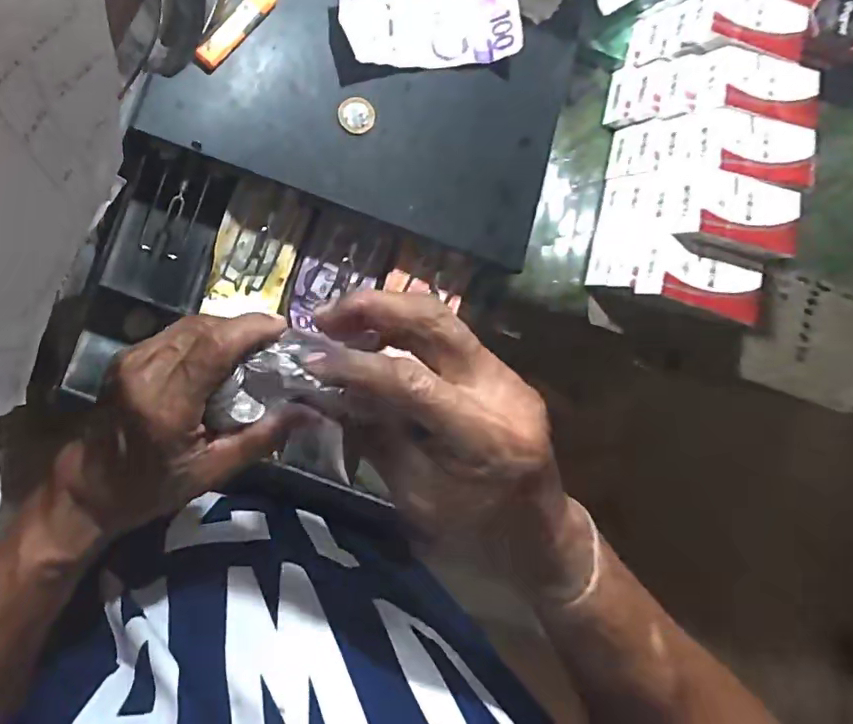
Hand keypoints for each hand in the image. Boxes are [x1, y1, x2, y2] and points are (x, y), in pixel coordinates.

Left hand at [50, 313, 308, 538]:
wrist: (89, 485)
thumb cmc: (150, 488)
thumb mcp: (210, 473)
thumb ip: (260, 438)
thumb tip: (308, 412)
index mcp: (166, 403)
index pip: (212, 346)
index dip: (250, 329)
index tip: (282, 328)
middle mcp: (145, 369)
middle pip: (202, 327)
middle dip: (241, 327)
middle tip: (272, 341)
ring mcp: (132, 358)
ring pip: (187, 324)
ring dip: (222, 329)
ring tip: (250, 346)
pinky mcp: (127, 355)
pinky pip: (173, 333)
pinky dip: (201, 336)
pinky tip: (218, 354)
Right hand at [312, 291, 593, 600]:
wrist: (543, 544)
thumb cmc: (475, 537)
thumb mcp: (413, 495)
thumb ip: (373, 434)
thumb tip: (324, 392)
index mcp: (483, 435)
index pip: (409, 379)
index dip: (353, 365)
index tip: (310, 360)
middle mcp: (501, 391)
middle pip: (433, 321)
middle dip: (372, 307)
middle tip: (323, 316)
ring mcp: (504, 374)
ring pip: (438, 315)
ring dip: (382, 309)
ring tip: (337, 319)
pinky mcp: (497, 369)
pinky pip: (442, 333)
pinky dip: (398, 326)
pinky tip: (367, 334)